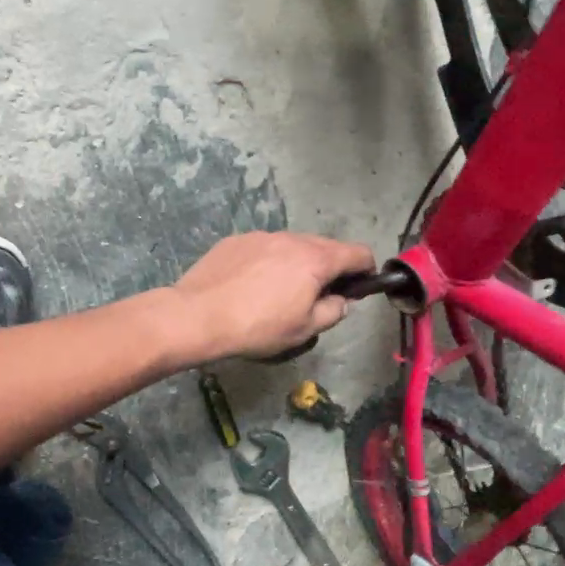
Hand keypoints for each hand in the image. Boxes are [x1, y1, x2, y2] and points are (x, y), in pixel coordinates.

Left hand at [168, 231, 375, 360]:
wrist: (198, 316)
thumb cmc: (258, 327)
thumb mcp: (304, 330)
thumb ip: (333, 311)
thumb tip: (341, 300)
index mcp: (316, 259)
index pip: (358, 252)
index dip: (366, 270)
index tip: (359, 287)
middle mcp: (291, 239)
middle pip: (325, 247)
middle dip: (330, 268)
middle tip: (317, 297)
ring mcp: (261, 235)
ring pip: (292, 246)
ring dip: (297, 264)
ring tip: (279, 293)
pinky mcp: (236, 240)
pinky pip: (264, 248)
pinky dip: (268, 263)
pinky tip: (251, 287)